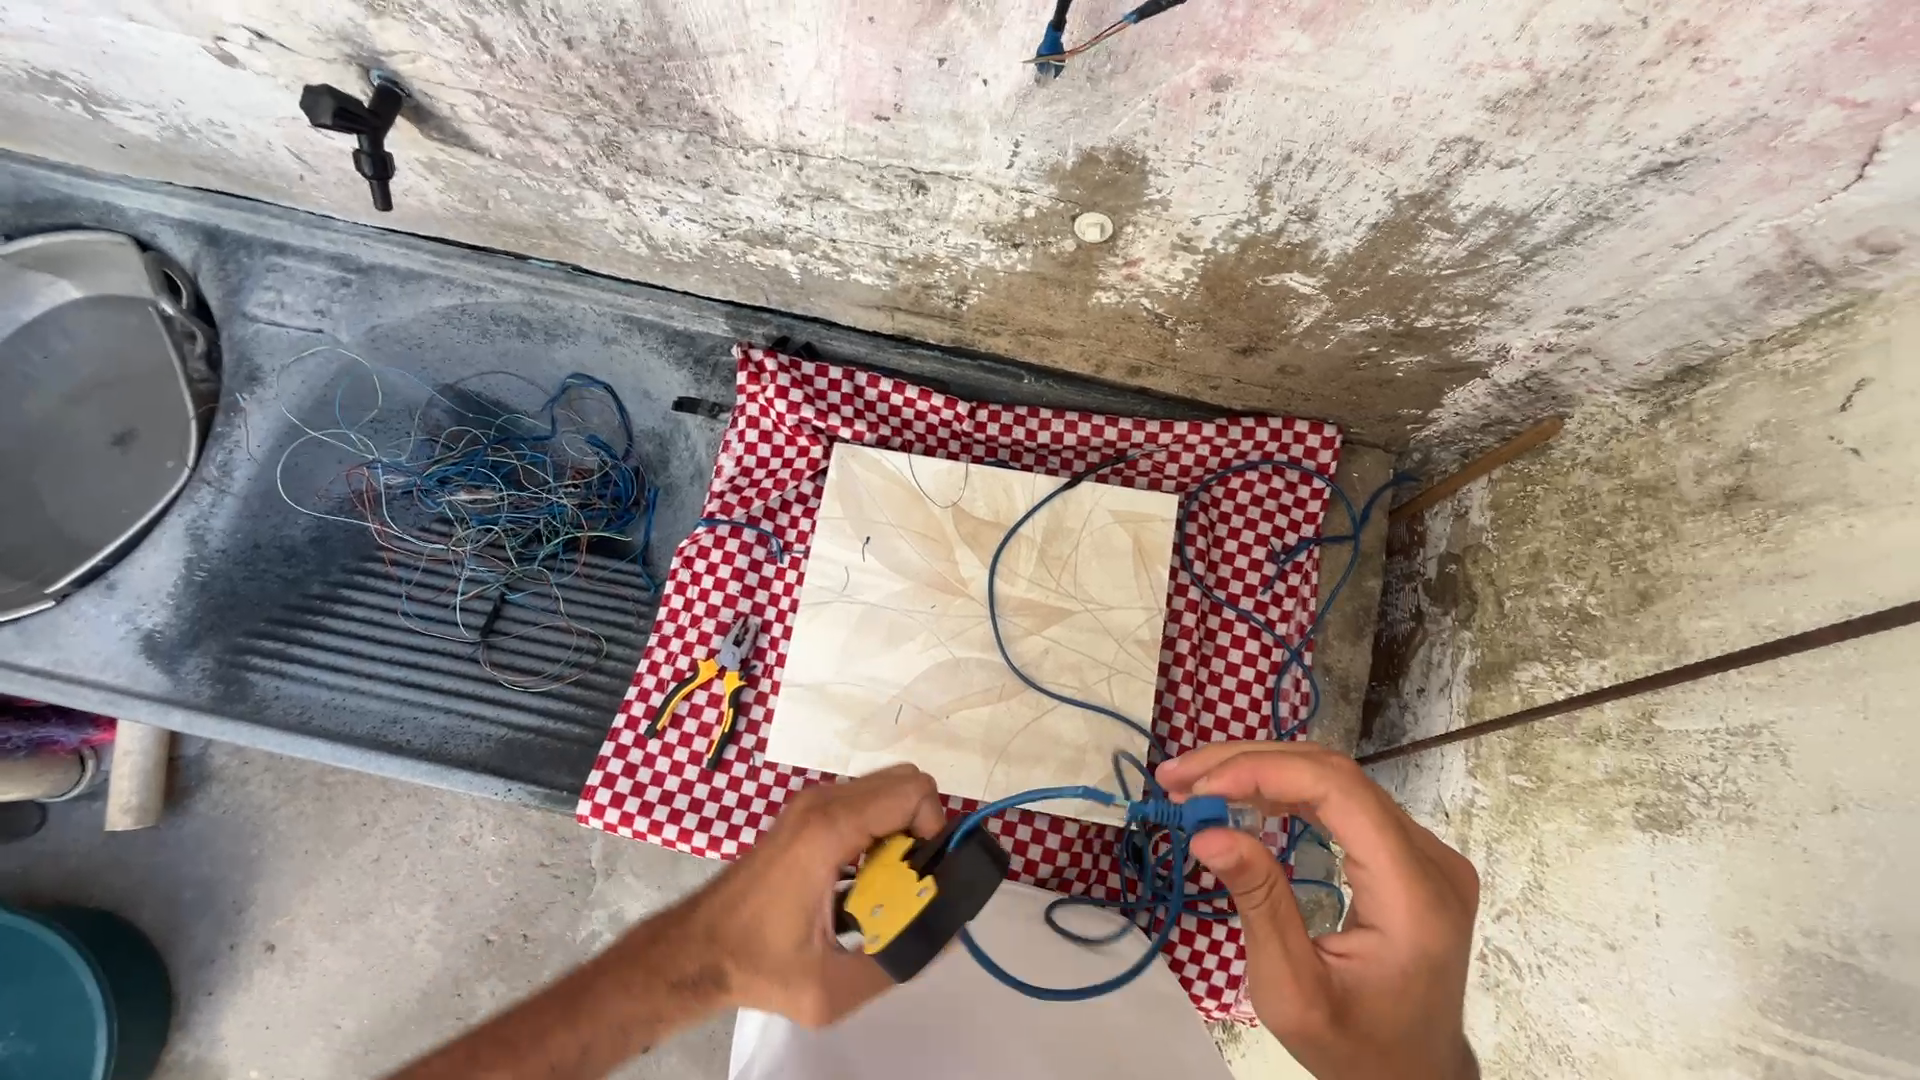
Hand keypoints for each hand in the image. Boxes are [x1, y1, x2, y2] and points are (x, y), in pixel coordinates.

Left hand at [674, 763, 945, 1026]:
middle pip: (906, 783)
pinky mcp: (808, 809)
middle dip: (922, 828)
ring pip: (888, 788)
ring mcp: (814, 800)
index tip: (919, 878)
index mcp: (831, 829)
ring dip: (902, 828)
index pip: (914, 793)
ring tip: (884, 882)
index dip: (933, 832)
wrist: (698, 949)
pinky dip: (881, 827)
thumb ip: (898, 962)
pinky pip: (867, 799)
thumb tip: (947, 936)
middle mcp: (824, 800)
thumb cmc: (760, 965)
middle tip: (907, 879)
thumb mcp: (831, 988)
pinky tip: (863, 875)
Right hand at [1157, 742, 1479, 1079]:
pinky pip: (1337, 799)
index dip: (1262, 772)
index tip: (1197, 787)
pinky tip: (1236, 795)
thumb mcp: (1292, 992)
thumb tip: (1206, 833)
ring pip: (1331, 777)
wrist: (1413, 1079)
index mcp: (1413, 894)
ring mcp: (1421, 851)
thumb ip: (1258, 903)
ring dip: (1257, 770)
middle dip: (1246, 763)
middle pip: (1332, 773)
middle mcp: (1429, 857)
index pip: (1338, 792)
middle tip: (1177, 776)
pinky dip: (1279, 790)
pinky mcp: (1404, 853)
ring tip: (1193, 781)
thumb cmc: (1354, 1047)